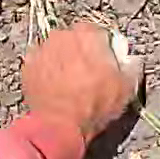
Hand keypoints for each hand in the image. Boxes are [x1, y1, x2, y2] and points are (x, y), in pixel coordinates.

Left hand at [20, 22, 140, 139]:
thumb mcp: (126, 88)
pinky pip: (40, 62)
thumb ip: (132, 65)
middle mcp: (62, 35)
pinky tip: (52, 86)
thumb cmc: (95, 105)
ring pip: (55, 49)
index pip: (97, 32)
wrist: (59, 125)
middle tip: (85, 74)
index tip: (103, 64)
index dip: (101, 49)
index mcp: (87, 34)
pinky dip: (46, 70)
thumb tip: (132, 59)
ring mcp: (41, 49)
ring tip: (67, 82)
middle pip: (73, 39)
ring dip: (61, 59)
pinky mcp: (27, 64)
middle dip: (79, 52)